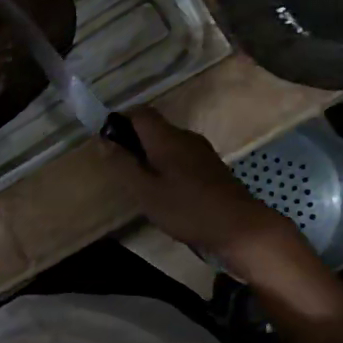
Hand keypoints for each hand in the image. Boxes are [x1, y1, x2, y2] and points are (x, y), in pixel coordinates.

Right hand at [102, 108, 305, 275]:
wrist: (241, 229)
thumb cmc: (187, 209)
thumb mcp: (145, 190)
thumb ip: (122, 164)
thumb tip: (102, 140)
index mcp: (167, 138)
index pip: (140, 112)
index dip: (119, 120)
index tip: (106, 142)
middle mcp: (186, 137)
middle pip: (154, 127)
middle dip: (132, 141)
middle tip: (118, 168)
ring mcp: (202, 152)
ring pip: (167, 143)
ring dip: (149, 155)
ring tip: (138, 182)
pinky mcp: (211, 168)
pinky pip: (180, 157)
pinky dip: (165, 165)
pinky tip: (163, 190)